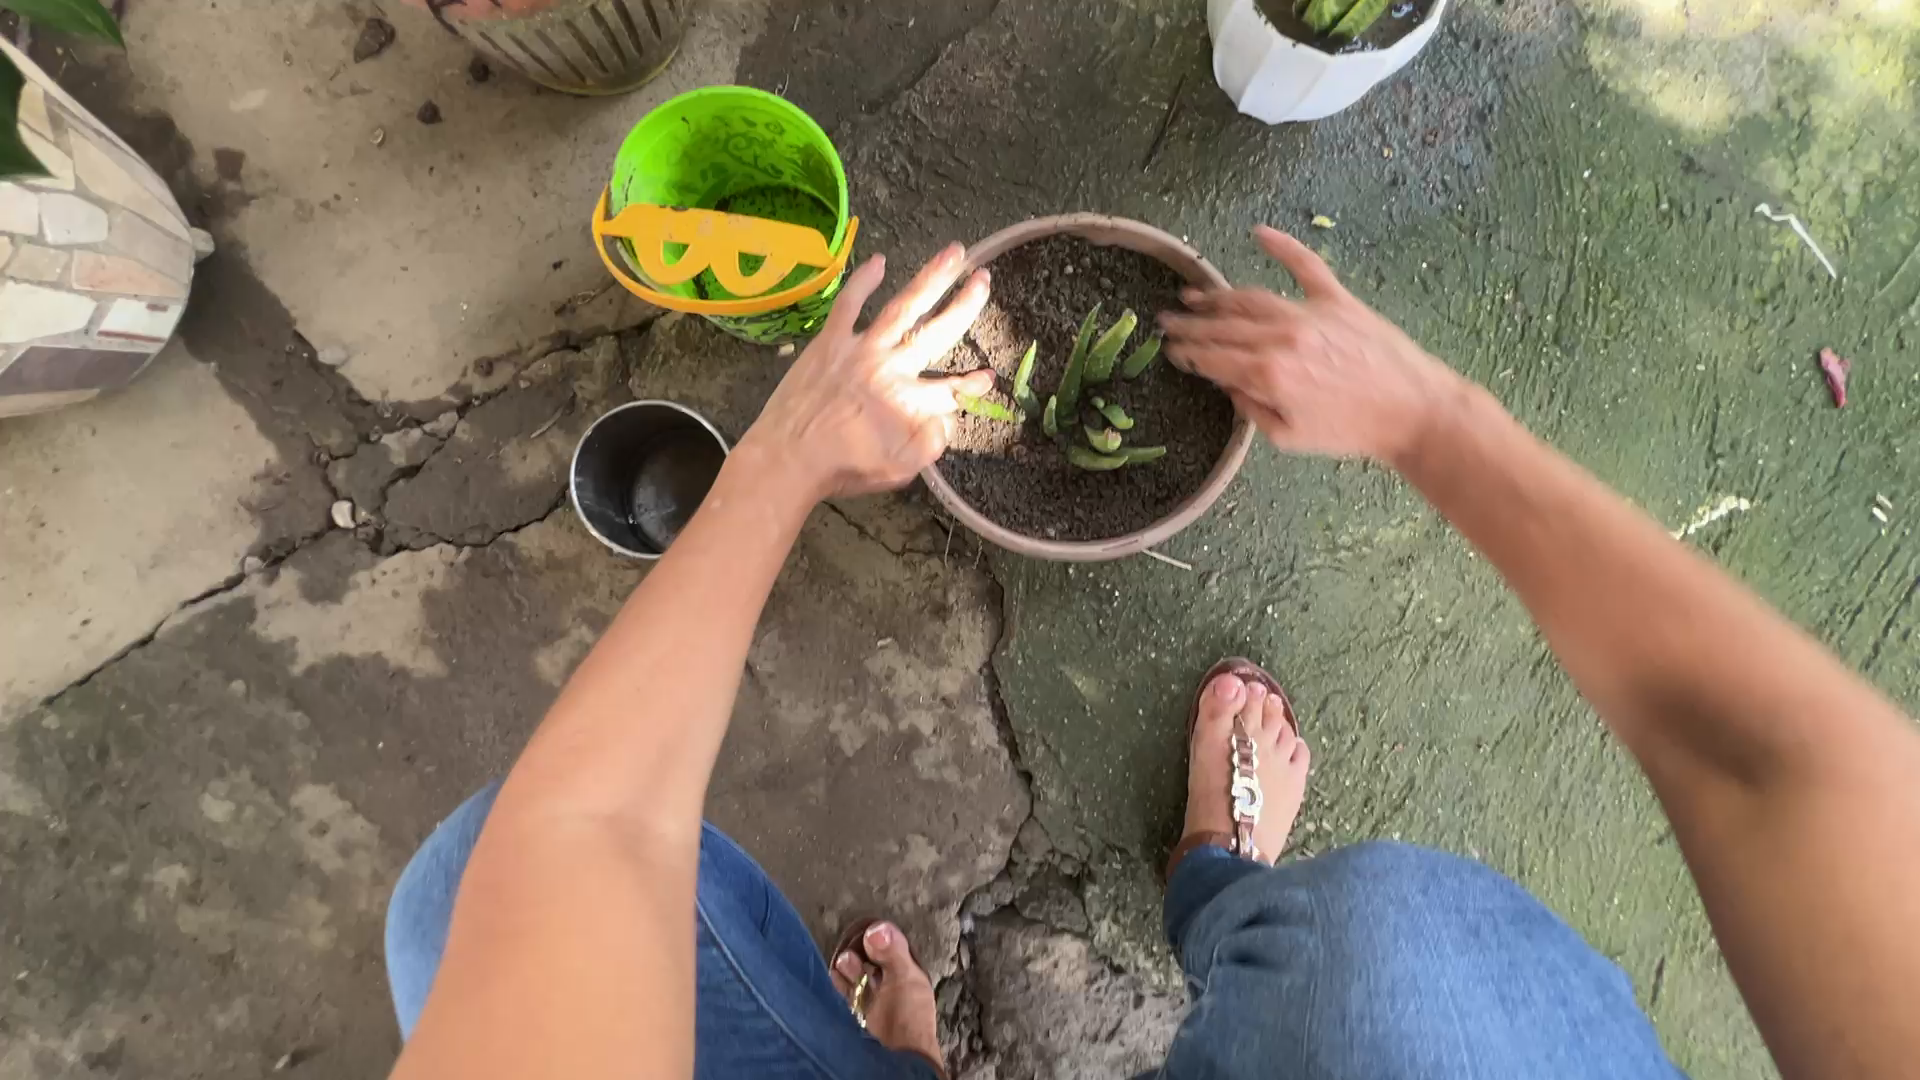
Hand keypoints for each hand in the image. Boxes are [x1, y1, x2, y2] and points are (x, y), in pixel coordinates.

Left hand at [741, 245, 993, 500]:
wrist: (788, 458)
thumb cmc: (843, 469)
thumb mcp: (899, 470)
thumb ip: (930, 443)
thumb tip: (947, 418)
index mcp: (910, 402)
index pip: (951, 389)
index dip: (972, 384)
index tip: (988, 376)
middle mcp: (892, 367)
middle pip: (937, 332)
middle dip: (964, 305)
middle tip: (984, 279)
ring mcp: (860, 349)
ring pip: (903, 308)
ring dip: (930, 279)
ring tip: (953, 253)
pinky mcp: (830, 342)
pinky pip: (849, 305)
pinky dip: (863, 282)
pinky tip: (879, 261)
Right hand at [1159, 226, 1462, 464]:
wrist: (1413, 411)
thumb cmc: (1348, 432)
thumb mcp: (1287, 437)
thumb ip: (1250, 408)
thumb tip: (1229, 384)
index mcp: (1267, 374)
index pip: (1212, 358)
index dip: (1186, 353)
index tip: (1169, 350)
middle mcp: (1282, 337)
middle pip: (1223, 325)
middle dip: (1190, 323)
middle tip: (1165, 319)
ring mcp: (1309, 314)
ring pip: (1251, 298)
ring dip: (1218, 296)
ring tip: (1193, 295)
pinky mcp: (1338, 301)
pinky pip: (1307, 266)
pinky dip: (1284, 247)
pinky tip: (1261, 233)